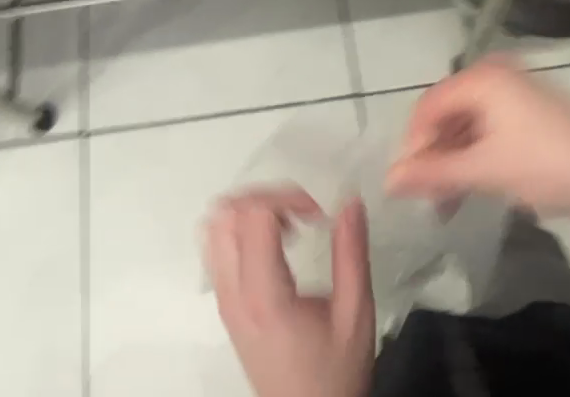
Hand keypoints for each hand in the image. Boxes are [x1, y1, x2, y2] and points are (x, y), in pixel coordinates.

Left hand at [205, 188, 375, 396]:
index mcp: (265, 295)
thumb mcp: (356, 314)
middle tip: (300, 211)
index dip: (287, 197)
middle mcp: (233, 292)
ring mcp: (222, 297)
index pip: (255, 216)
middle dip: (265, 197)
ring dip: (248, 211)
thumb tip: (350, 202)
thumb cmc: (335, 373)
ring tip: (286, 224)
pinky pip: (215, 248)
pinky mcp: (223, 303)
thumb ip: (352, 254)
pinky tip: (272, 242)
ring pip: (213, 227)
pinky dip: (238, 228)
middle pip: (225, 213)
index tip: (319, 210)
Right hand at [385, 54, 569, 214]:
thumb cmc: (548, 167)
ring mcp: (517, 90)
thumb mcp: (484, 172)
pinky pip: (490, 127)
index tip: (408, 183)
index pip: (427, 107)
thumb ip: (432, 174)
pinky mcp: (533, 110)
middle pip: (447, 114)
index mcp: (482, 78)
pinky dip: (477, 155)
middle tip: (427, 195)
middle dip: (434, 155)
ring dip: (454, 159)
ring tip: (449, 200)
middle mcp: (496, 74)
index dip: (413, 145)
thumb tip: (387, 180)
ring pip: (468, 124)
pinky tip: (475, 186)